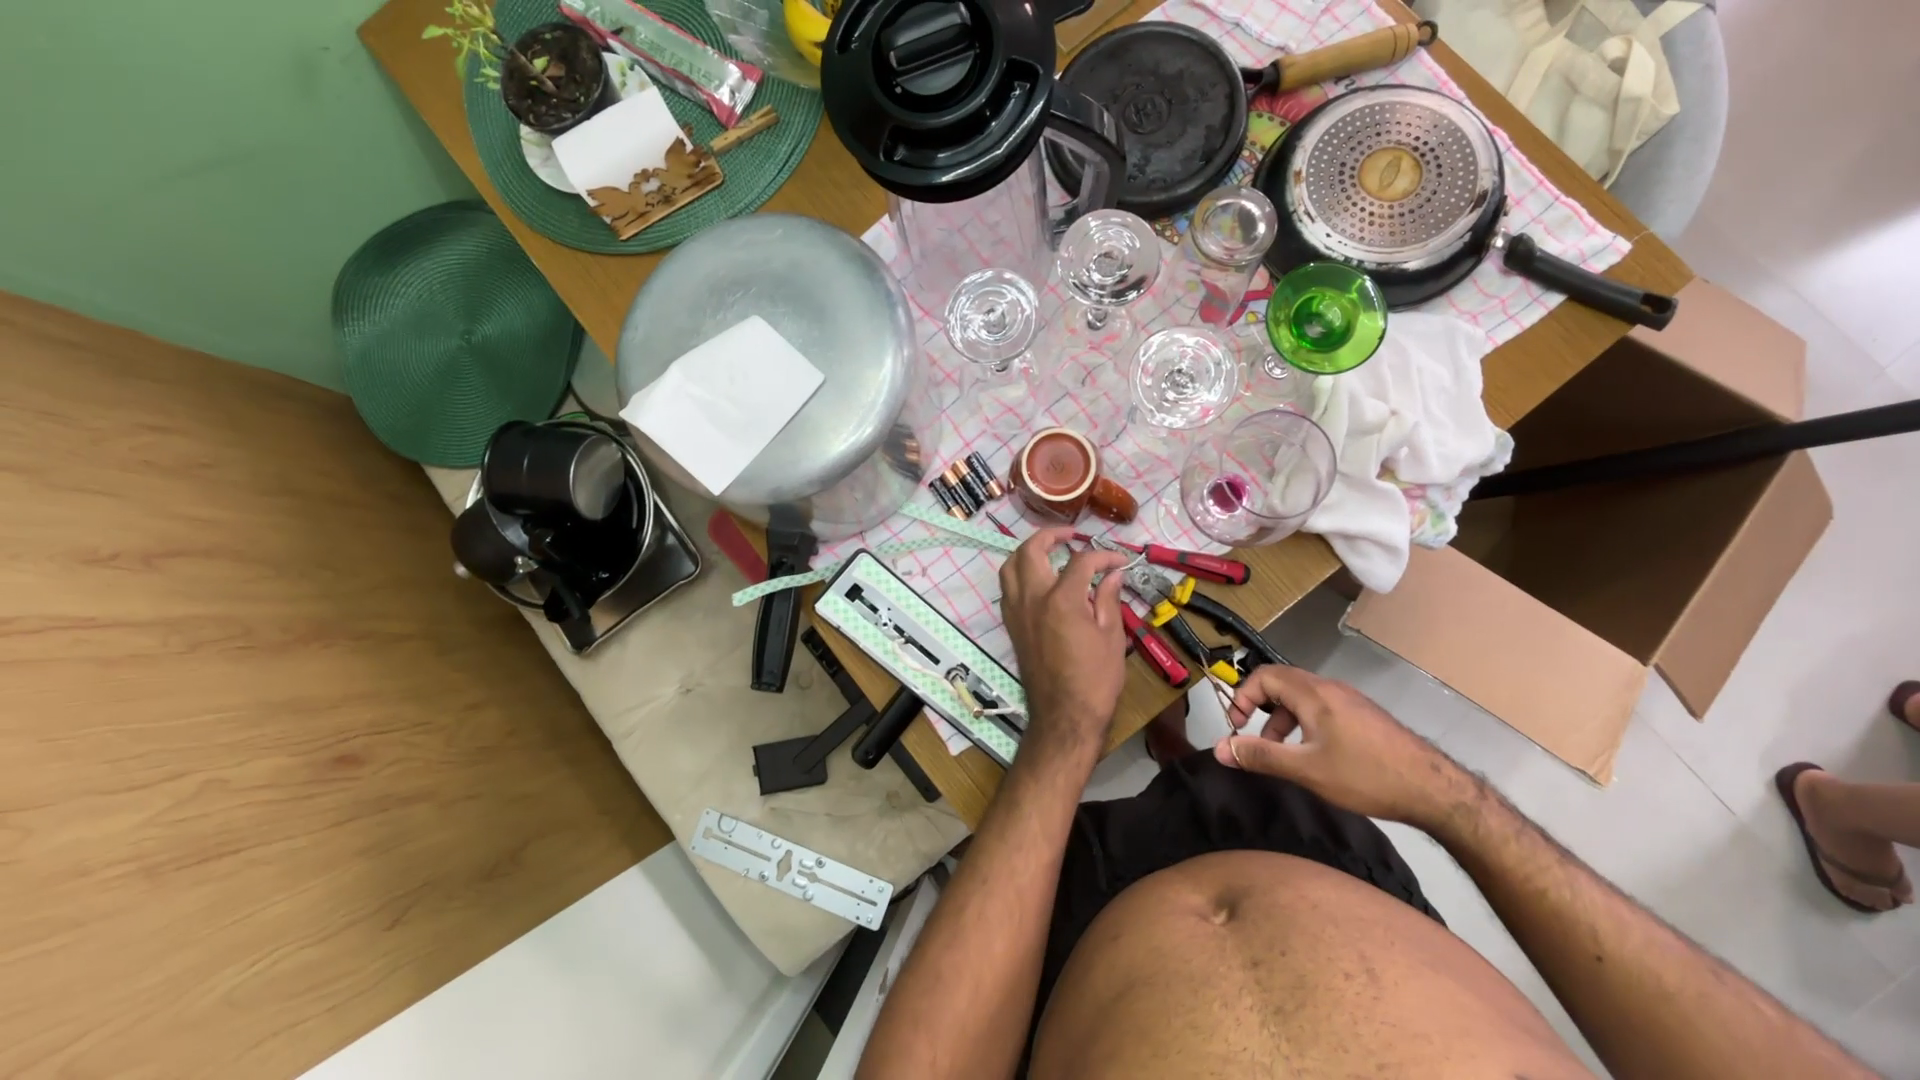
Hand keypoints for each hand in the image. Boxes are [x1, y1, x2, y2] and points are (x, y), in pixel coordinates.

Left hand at [998, 528, 1130, 758]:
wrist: (1064, 716)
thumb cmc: (1095, 680)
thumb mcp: (1112, 637)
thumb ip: (1108, 599)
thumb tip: (1112, 574)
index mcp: (1062, 600)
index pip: (1081, 561)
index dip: (1103, 555)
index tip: (1120, 560)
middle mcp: (1033, 599)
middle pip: (1031, 551)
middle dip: (1051, 536)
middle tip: (1072, 535)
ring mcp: (1017, 612)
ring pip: (1010, 567)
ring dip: (1028, 552)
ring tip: (1050, 550)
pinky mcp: (1012, 626)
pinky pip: (1008, 589)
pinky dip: (1020, 575)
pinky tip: (1039, 579)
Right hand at [1214, 664, 1472, 828]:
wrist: (1432, 789)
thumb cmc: (1364, 775)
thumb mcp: (1305, 769)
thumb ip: (1260, 756)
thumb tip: (1220, 748)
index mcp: (1314, 694)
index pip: (1264, 676)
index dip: (1242, 697)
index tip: (1236, 727)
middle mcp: (1331, 689)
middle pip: (1282, 684)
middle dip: (1261, 710)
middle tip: (1255, 743)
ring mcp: (1351, 701)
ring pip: (1303, 699)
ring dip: (1283, 721)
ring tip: (1283, 755)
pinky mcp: (1364, 716)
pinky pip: (1322, 708)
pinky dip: (1305, 725)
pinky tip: (1314, 756)